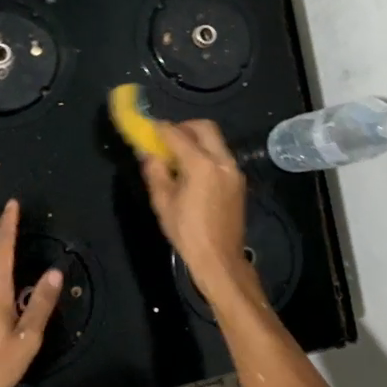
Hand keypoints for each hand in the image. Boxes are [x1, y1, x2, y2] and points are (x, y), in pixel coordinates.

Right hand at [141, 120, 257, 304]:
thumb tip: (147, 152)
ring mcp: (234, 170)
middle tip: (166, 138)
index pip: (178, 135)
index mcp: (202, 165)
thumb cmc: (187, 233)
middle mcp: (223, 161)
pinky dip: (206, 153)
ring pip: (215, 141)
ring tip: (178, 156)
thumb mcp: (163, 202)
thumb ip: (155, 171)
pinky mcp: (239, 180)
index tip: (149, 127)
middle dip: (184, 127)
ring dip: (196, 140)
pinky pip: (221, 155)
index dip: (161, 129)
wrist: (220, 258)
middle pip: (204, 127)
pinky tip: (193, 170)